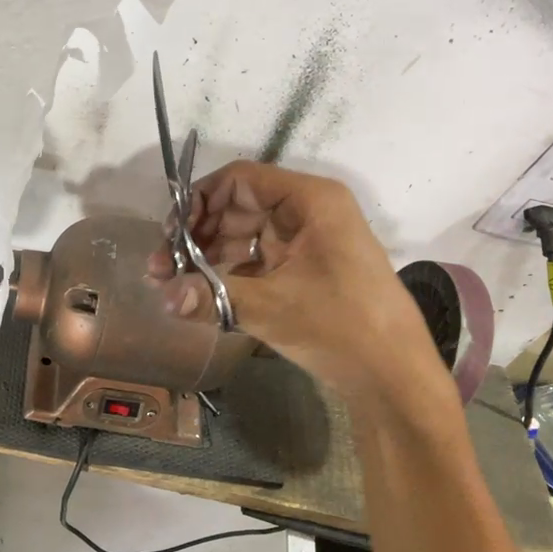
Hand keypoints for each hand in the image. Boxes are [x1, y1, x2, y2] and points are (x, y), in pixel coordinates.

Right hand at [147, 162, 444, 402]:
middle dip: (195, 235)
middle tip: (160, 269)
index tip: (170, 235)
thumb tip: (164, 297)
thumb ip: (211, 295)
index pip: (240, 180)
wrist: (391, 372)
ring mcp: (304, 242)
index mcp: (309, 202)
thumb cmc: (340, 325)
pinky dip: (225, 274)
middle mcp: (306, 213)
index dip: (199, 201)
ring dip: (205, 257)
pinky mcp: (301, 270)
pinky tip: (198, 295)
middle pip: (236, 207)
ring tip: (170, 285)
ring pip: (241, 236)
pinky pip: (253, 260)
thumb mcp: (269, 307)